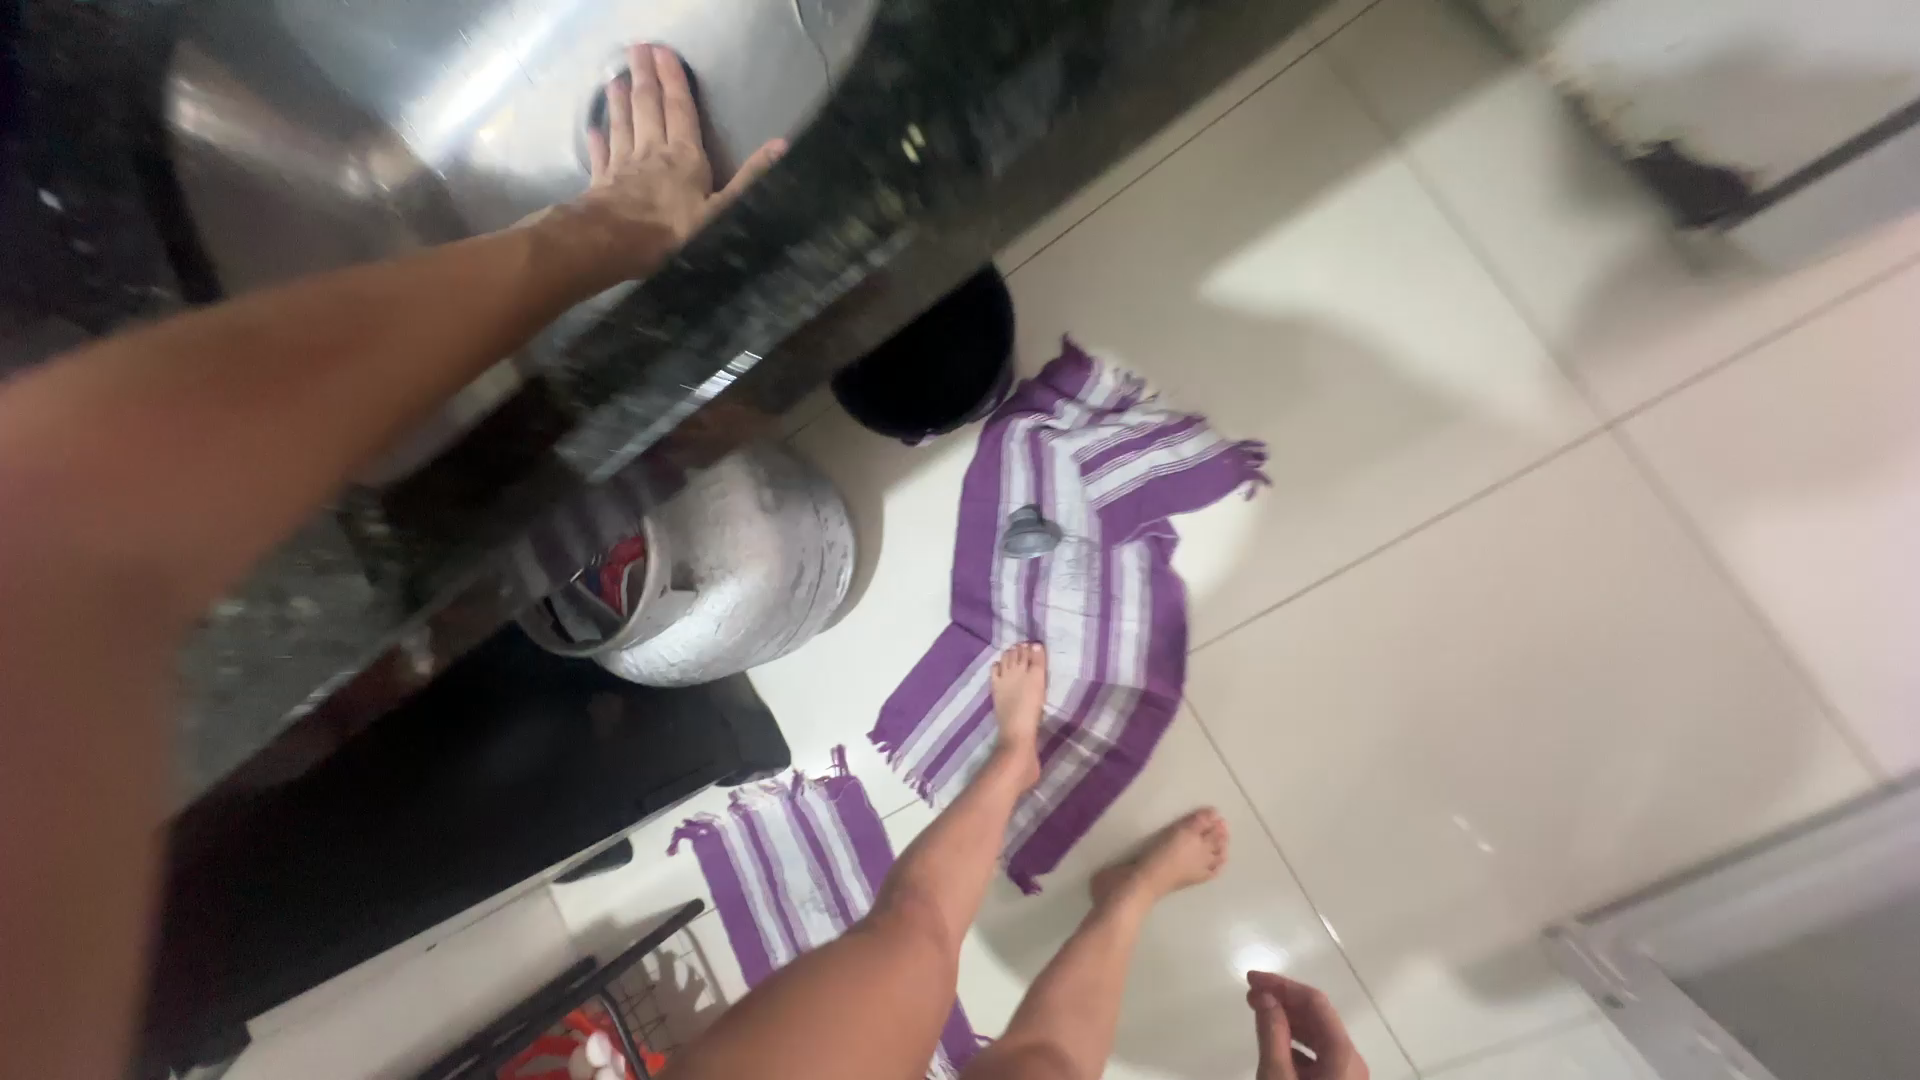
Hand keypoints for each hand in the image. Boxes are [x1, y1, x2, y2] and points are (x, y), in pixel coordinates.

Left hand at [534, 43, 784, 293]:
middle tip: (637, 48)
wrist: (618, 242)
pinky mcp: (604, 180)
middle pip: (648, 106)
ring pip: (623, 123)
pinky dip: (598, 140)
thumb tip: (781, 144)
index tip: (664, 51)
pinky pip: (602, 154)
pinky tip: (594, 129)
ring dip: (620, 100)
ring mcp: (625, 163)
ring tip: (616, 78)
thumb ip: (749, 177)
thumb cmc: (674, 230)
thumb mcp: (722, 208)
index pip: (680, 109)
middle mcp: (652, 150)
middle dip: (645, 76)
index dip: (674, 80)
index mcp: (684, 156)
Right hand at [1247, 971, 1367, 1079]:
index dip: (1281, 984)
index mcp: (1344, 1053)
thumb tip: (1266, 995)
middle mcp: (1352, 1060)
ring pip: (1316, 1036)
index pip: (1314, 1001)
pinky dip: (1294, 1043)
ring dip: (1287, 1020)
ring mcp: (1348, 1076)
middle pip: (1317, 1017)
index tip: (1251, 979)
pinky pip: (1318, 1056)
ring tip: (1259, 1013)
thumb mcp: (1278, 1075)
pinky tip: (1275, 1044)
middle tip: (1251, 994)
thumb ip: (1272, 1033)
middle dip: (1282, 1000)